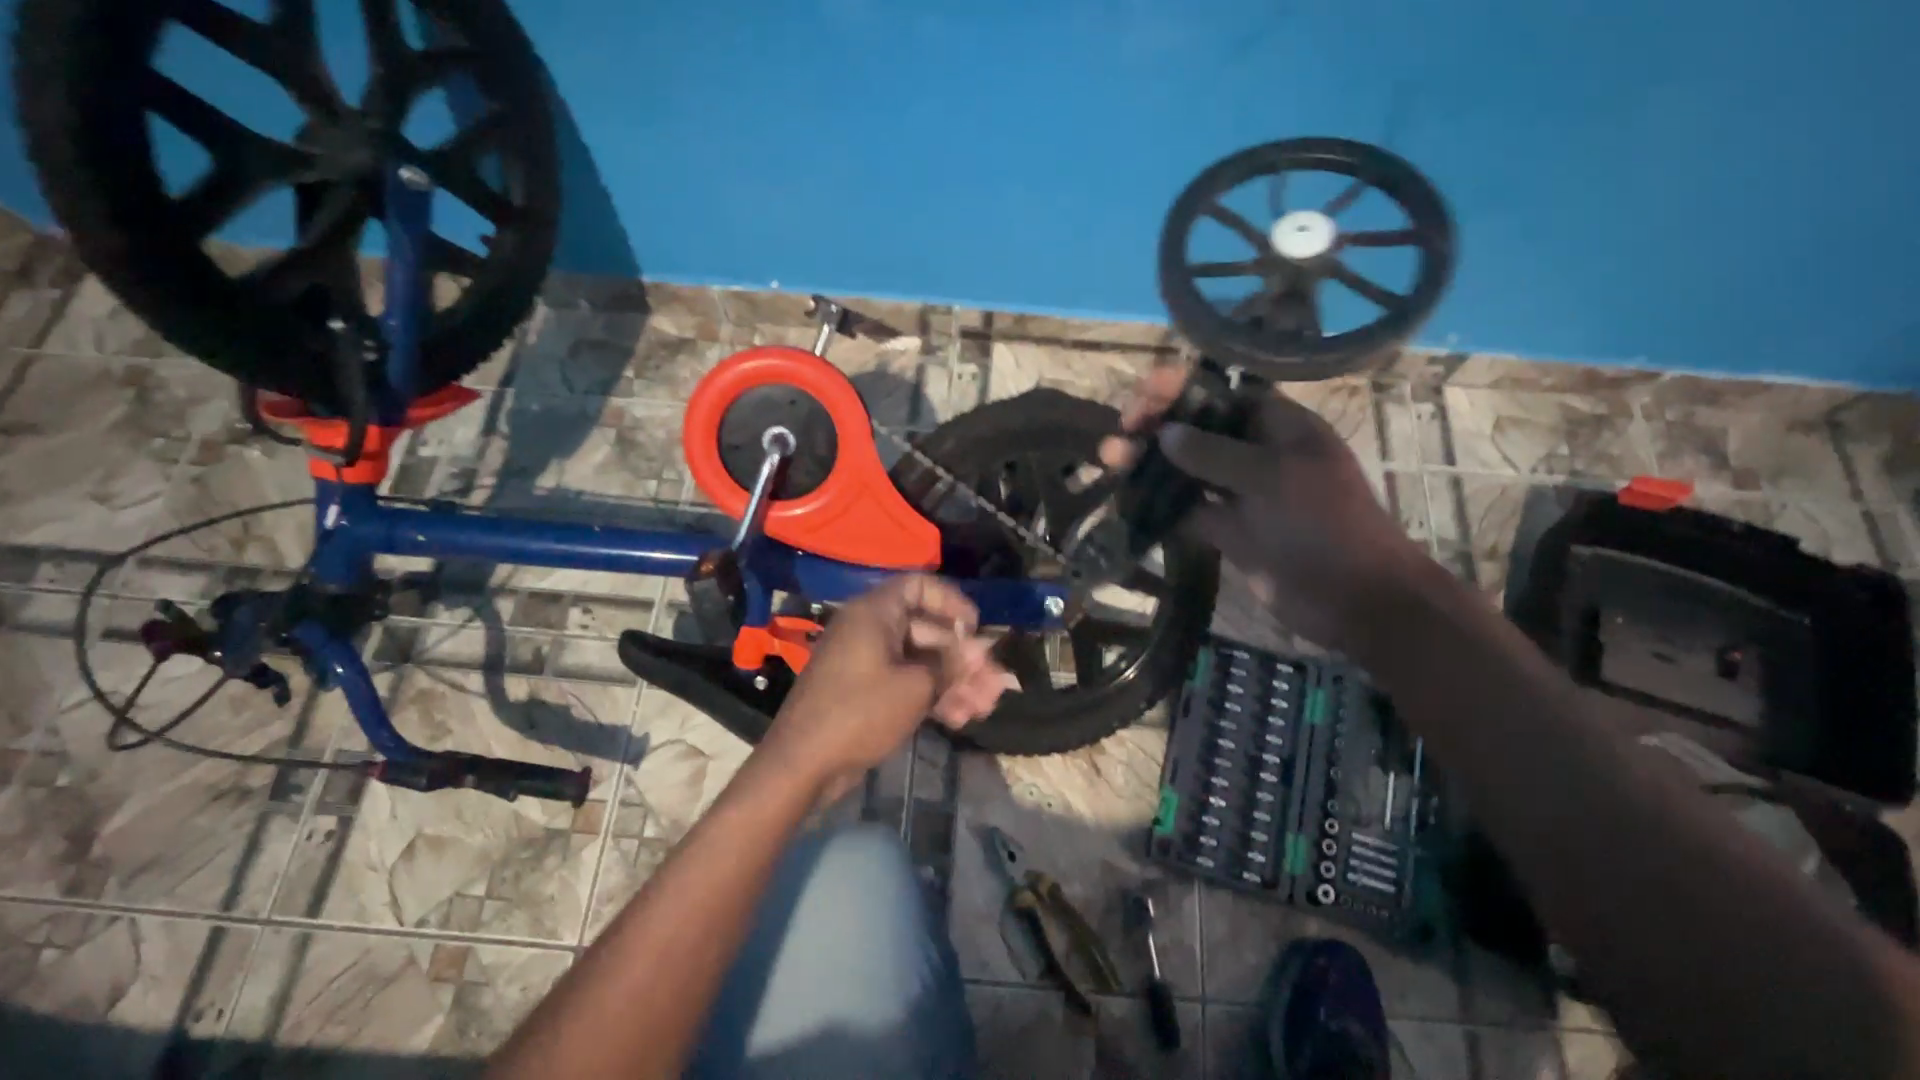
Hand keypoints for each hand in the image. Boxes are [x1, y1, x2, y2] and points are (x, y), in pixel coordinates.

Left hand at [759, 575, 1007, 790]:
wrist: (803, 763)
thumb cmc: (860, 713)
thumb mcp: (915, 687)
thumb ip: (952, 665)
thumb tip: (981, 651)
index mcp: (874, 614)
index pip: (918, 586)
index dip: (952, 602)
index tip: (977, 628)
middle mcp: (869, 630)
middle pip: (926, 630)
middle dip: (963, 657)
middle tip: (994, 683)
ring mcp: (866, 662)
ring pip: (920, 662)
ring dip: (953, 682)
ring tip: (983, 708)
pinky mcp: (865, 692)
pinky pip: (906, 683)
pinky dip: (931, 696)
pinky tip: (959, 719)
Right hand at [1101, 365, 1429, 649]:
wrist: (1355, 599)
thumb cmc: (1325, 524)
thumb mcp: (1272, 478)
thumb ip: (1214, 454)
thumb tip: (1164, 434)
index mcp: (1279, 426)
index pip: (1223, 393)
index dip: (1183, 389)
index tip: (1146, 395)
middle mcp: (1256, 453)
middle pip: (1198, 428)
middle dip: (1157, 424)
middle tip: (1122, 431)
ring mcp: (1240, 494)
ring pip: (1186, 469)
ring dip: (1149, 462)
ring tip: (1110, 457)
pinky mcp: (1228, 531)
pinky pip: (1186, 509)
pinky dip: (1158, 504)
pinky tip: (1126, 496)